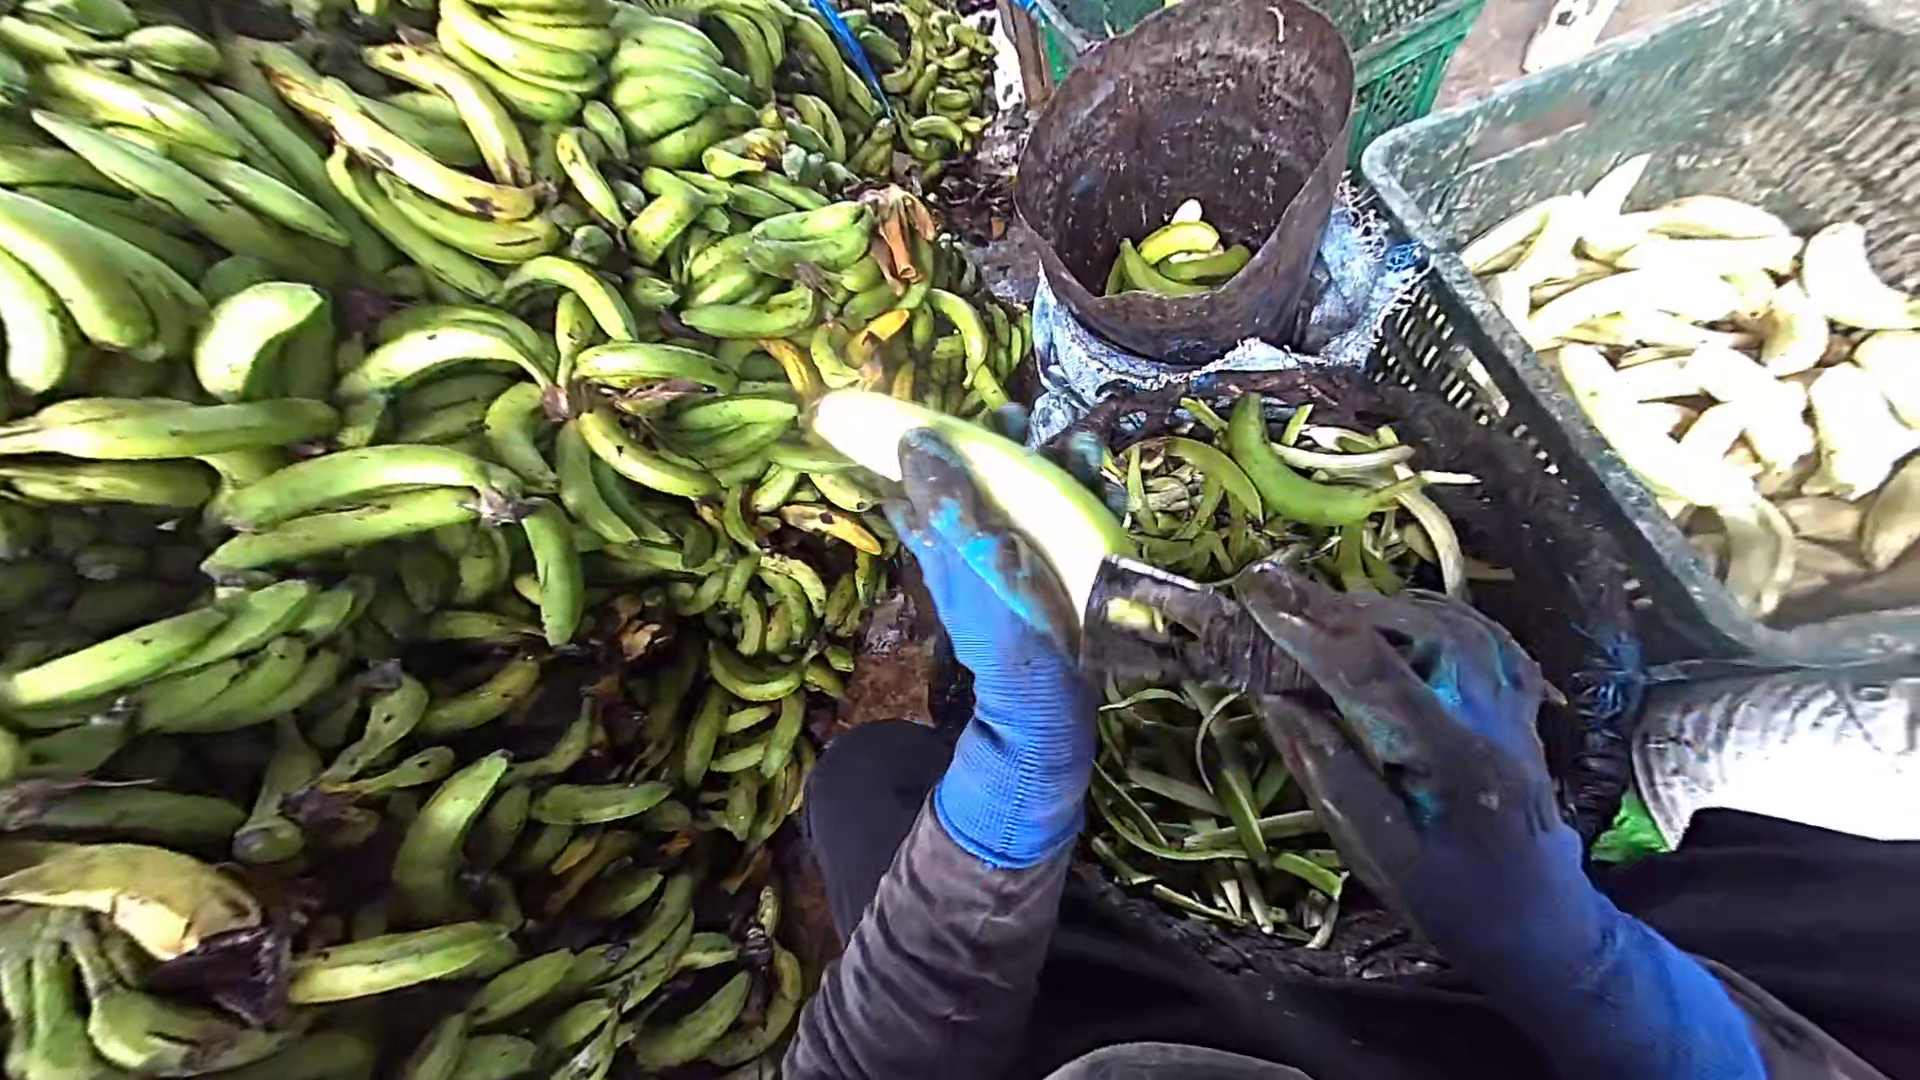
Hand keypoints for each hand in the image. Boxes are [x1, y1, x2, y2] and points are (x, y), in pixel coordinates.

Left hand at [886, 429, 1092, 868]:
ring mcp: (1014, 553)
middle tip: (1019, 413)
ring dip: (1053, 463)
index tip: (938, 413)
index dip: (925, 445)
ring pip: (1029, 492)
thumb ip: (946, 499)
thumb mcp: (971, 555)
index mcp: (944, 535)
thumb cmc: (1006, 619)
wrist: (1048, 690)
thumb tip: (910, 438)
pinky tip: (1105, 484)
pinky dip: (1084, 499)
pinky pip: (1066, 520)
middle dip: (1003, 442)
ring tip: (1082, 442)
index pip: (919, 481)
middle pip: (981, 477)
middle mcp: (974, 539)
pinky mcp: (1051, 566)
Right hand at [1233, 563, 1761, 1079]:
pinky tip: (1384, 611)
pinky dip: (1420, 609)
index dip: (1310, 631)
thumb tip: (1278, 700)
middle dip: (1331, 604)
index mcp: (1456, 763)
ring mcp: (1514, 703)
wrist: (1544, 924)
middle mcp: (1493, 719)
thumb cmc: (1450, 899)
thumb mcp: (1379, 856)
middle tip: (1267, 586)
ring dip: (1369, 604)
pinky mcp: (1517, 699)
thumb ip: (1330, 774)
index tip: (1255, 593)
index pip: (1373, 675)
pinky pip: (1473, 630)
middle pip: (1414, 630)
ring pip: (1444, 620)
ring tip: (1311, 606)